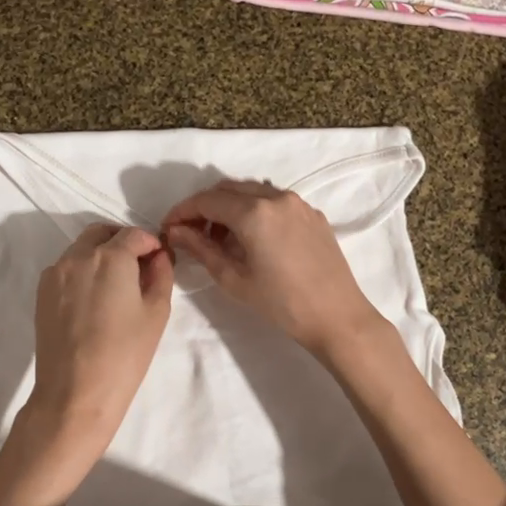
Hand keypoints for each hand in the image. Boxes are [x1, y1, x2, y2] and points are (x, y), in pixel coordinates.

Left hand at [24, 224, 174, 451]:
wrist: (75, 393)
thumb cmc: (125, 354)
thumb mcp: (157, 312)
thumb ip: (161, 274)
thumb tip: (157, 256)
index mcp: (111, 257)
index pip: (134, 234)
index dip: (151, 243)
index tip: (160, 260)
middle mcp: (79, 256)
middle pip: (102, 234)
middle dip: (122, 243)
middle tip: (138, 268)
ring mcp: (56, 273)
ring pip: (81, 249)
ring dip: (101, 256)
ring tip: (115, 287)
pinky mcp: (42, 292)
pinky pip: (66, 269)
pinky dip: (82, 272)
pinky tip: (93, 300)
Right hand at [161, 180, 386, 356]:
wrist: (337, 316)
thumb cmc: (282, 304)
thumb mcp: (234, 279)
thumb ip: (201, 249)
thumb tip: (176, 232)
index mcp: (254, 212)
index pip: (207, 200)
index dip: (183, 211)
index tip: (168, 227)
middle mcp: (276, 197)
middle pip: (228, 189)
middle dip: (205, 207)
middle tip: (190, 233)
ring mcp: (298, 203)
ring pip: (252, 191)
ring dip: (230, 207)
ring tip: (219, 238)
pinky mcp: (313, 214)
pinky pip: (274, 201)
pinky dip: (254, 210)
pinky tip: (251, 239)